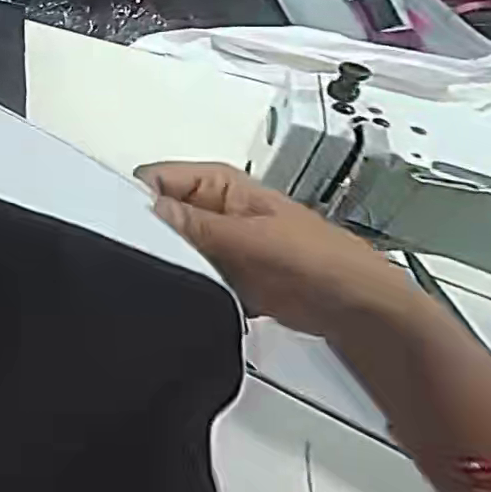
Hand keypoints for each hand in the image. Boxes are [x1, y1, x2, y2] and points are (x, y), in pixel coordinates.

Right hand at [137, 162, 419, 338]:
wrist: (362, 313)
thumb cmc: (321, 261)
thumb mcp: (252, 238)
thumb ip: (196, 224)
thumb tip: (147, 209)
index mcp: (214, 181)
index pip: (153, 178)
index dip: (137, 199)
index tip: (128, 227)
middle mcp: (207, 203)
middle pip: (155, 211)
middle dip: (151, 234)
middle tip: (154, 258)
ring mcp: (211, 237)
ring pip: (166, 243)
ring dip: (168, 261)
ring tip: (175, 278)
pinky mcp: (217, 268)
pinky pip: (183, 269)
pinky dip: (182, 281)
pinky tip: (187, 293)